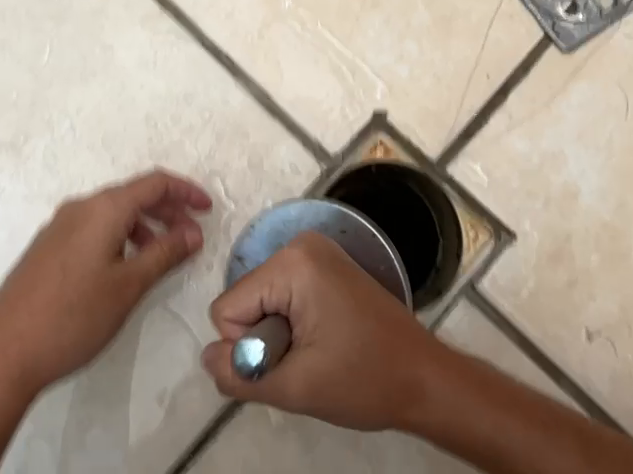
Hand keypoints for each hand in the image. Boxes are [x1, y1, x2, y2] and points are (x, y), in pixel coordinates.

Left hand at [0, 169, 211, 394]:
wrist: (4, 354)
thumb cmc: (74, 317)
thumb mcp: (128, 286)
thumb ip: (164, 253)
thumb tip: (192, 231)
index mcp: (101, 209)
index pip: (153, 183)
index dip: (185, 191)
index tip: (207, 210)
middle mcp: (78, 208)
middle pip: (131, 195)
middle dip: (166, 210)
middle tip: (191, 235)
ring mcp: (57, 228)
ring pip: (110, 214)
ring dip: (142, 226)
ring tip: (160, 257)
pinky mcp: (45, 249)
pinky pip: (92, 229)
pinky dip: (118, 237)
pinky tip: (123, 269)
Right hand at [199, 231, 444, 430]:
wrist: (424, 378)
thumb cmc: (365, 379)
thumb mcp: (295, 388)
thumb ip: (240, 375)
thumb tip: (207, 358)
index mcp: (292, 263)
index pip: (228, 309)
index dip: (250, 347)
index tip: (291, 361)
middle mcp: (300, 245)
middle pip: (245, 301)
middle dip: (266, 339)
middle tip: (309, 359)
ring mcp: (315, 252)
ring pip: (262, 302)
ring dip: (280, 334)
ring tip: (320, 351)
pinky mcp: (325, 266)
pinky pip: (283, 297)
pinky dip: (294, 324)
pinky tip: (325, 340)